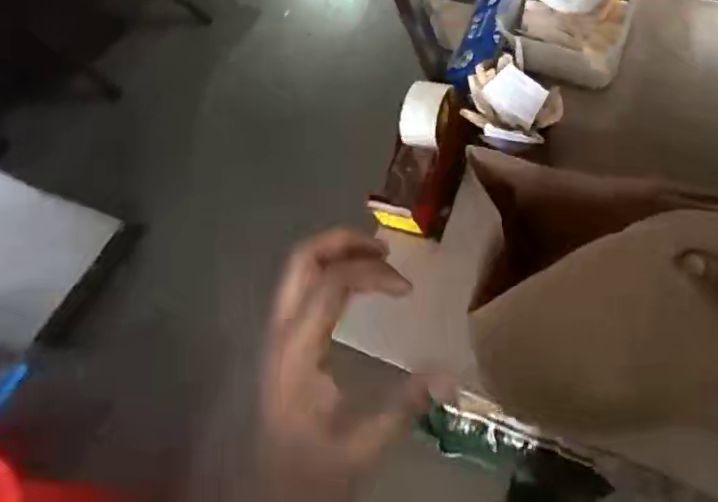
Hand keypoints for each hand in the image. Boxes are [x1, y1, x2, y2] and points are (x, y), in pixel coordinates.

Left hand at [257, 229, 432, 501]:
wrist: (267, 494)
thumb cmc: (310, 468)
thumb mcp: (359, 447)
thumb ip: (403, 408)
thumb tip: (450, 376)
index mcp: (297, 351)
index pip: (331, 283)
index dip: (372, 274)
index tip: (406, 289)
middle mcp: (282, 332)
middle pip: (303, 259)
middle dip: (346, 242)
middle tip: (386, 251)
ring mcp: (279, 333)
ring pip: (300, 267)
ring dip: (339, 252)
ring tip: (378, 260)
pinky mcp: (285, 339)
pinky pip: (304, 285)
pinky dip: (333, 269)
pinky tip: (360, 286)